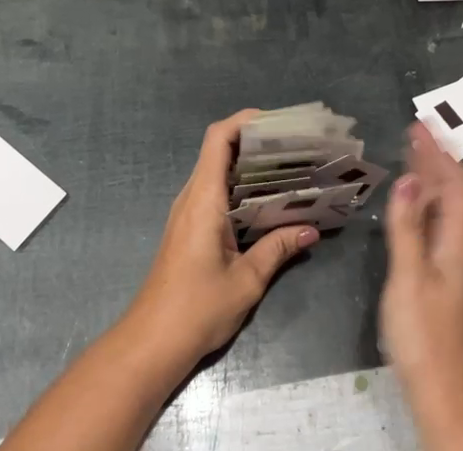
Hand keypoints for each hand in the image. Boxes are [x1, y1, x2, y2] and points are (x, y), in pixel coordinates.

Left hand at [124, 110, 319, 361]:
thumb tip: (310, 230)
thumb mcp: (247, 281)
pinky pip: (216, 192)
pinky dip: (241, 187)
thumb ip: (278, 250)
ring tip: (290, 168)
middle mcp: (192, 197)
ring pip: (218, 171)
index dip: (244, 121)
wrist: (152, 342)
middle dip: (256, 141)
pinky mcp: (189, 228)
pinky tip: (268, 202)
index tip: (278, 121)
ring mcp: (188, 212)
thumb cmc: (197, 309)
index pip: (218, 139)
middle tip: (295, 146)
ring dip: (250, 165)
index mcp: (204, 199)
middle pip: (219, 150)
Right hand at [381, 122, 462, 395]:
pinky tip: (412, 203)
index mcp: (458, 242)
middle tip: (417, 130)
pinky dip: (426, 202)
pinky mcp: (445, 276)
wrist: (442, 389)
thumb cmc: (425, 334)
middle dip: (437, 159)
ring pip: (447, 208)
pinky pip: (439, 224)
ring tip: (413, 154)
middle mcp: (462, 246)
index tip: (423, 124)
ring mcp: (455, 263)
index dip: (441, 152)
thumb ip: (407, 227)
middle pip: (455, 192)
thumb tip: (406, 179)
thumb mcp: (410, 277)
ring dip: (432, 178)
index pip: (456, 184)